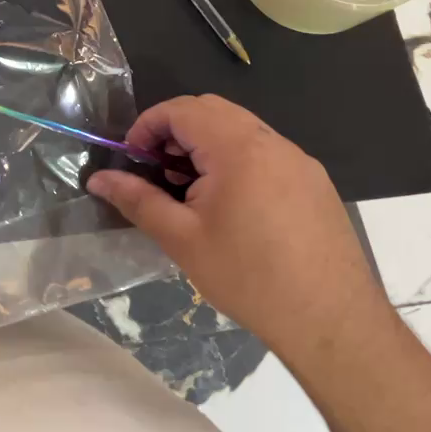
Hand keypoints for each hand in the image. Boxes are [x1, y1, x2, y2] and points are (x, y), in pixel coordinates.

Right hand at [86, 95, 395, 362]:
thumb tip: (97, 179)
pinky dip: (234, 159)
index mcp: (239, 149)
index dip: (148, 125)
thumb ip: (137, 200)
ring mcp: (300, 162)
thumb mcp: (181, 239)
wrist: (332, 322)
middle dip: (175, 131)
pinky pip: (265, 152)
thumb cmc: (248, 277)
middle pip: (212, 110)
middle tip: (156, 170)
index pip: (183, 109)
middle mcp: (273, 143)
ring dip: (205, 145)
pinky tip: (228, 205)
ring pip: (240, 129)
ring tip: (188, 190)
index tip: (132, 159)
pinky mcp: (315, 184)